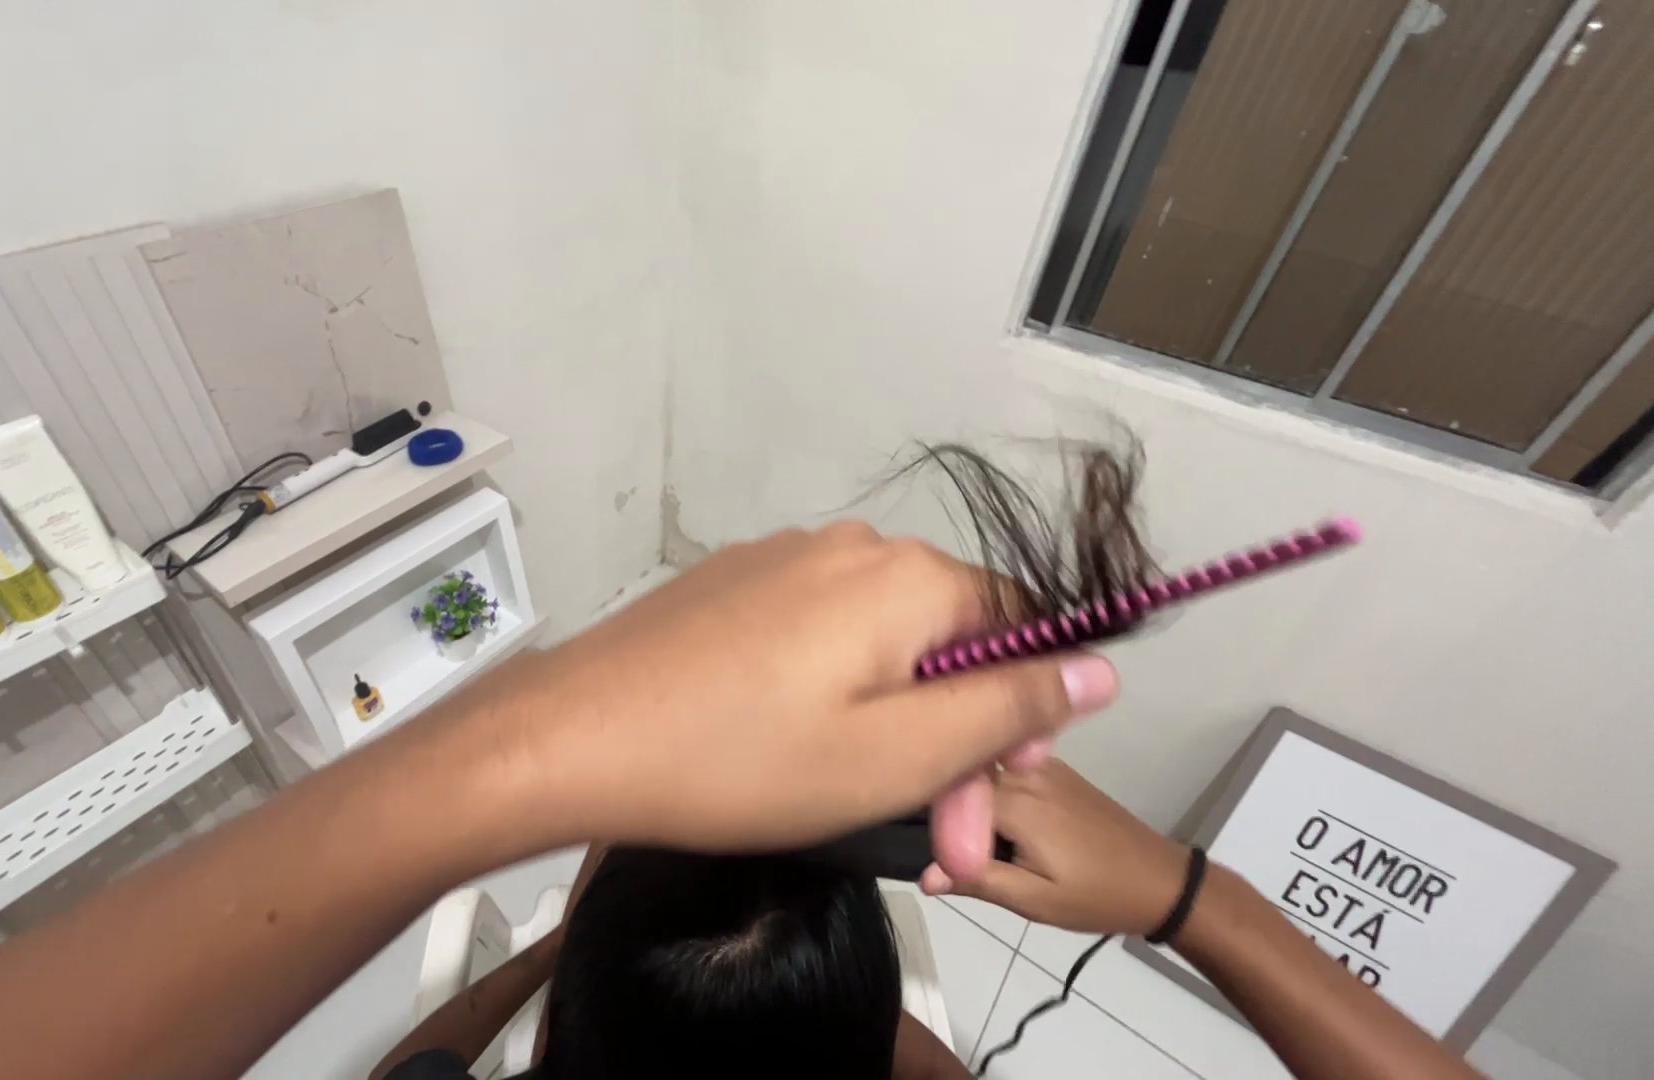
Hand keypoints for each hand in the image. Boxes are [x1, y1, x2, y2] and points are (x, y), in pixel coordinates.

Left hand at [445, 522, 1117, 854]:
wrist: (577, 733)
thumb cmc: (743, 757)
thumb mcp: (897, 754)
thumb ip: (1008, 707)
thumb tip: (1097, 667)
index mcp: (906, 577)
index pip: (1018, 625)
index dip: (1022, 713)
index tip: (990, 792)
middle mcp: (849, 548)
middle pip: (942, 640)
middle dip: (950, 737)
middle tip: (934, 836)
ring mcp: (783, 561)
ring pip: (875, 643)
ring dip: (888, 722)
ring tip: (853, 799)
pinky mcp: (735, 585)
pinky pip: (814, 635)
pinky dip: (828, 692)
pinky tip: (790, 746)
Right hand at [924, 759, 1187, 936]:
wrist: (1160, 880)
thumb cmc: (1096, 896)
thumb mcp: (1035, 901)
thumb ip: (977, 880)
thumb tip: (923, 875)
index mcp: (1016, 802)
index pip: (947, 791)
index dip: (929, 813)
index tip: (920, 835)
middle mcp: (1023, 770)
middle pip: (963, 770)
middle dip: (944, 797)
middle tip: (939, 835)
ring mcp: (1039, 764)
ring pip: (981, 763)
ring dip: (967, 787)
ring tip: (962, 824)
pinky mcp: (1051, 766)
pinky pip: (1004, 763)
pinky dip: (988, 780)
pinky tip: (992, 810)